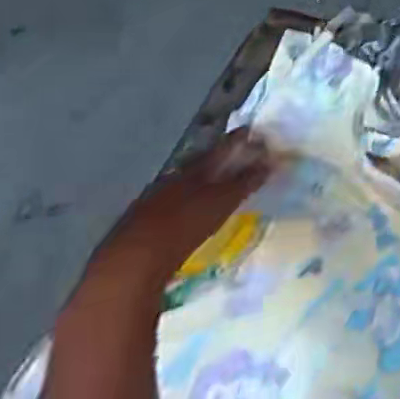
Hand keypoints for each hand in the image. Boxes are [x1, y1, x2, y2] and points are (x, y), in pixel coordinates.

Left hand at [85, 128, 275, 291]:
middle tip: (234, 161)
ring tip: (213, 190)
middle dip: (217, 161)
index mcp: (193, 170)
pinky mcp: (137, 226)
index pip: (221, 148)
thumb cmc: (184, 228)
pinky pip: (166, 205)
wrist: (128, 267)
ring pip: (180, 184)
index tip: (251, 132)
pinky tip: (186, 217)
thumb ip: (246, 182)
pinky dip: (181, 205)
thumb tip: (270, 162)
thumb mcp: (223, 203)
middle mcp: (171, 179)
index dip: (237, 139)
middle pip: (199, 164)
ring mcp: (150, 202)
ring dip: (198, 184)